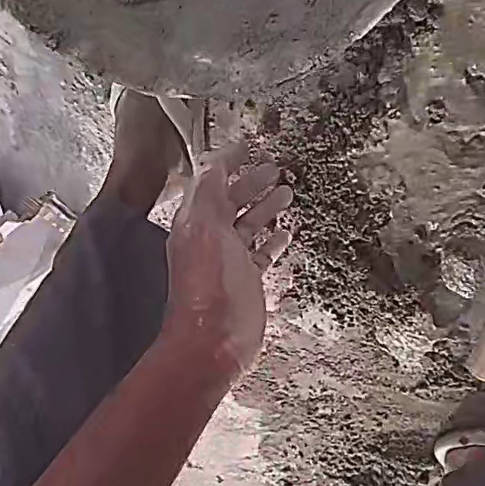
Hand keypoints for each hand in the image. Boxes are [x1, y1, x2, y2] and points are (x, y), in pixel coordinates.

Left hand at [161, 140, 293, 377]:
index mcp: (197, 221)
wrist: (214, 340)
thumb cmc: (210, 286)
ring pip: (250, 224)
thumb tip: (215, 161)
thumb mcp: (206, 228)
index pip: (213, 181)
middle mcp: (212, 237)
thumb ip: (210, 192)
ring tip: (287, 191)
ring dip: (267, 206)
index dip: (231, 161)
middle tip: (275, 167)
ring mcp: (231, 259)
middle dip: (253, 181)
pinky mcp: (247, 280)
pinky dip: (274, 240)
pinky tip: (286, 233)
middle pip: (234, 201)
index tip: (250, 145)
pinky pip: (262, 252)